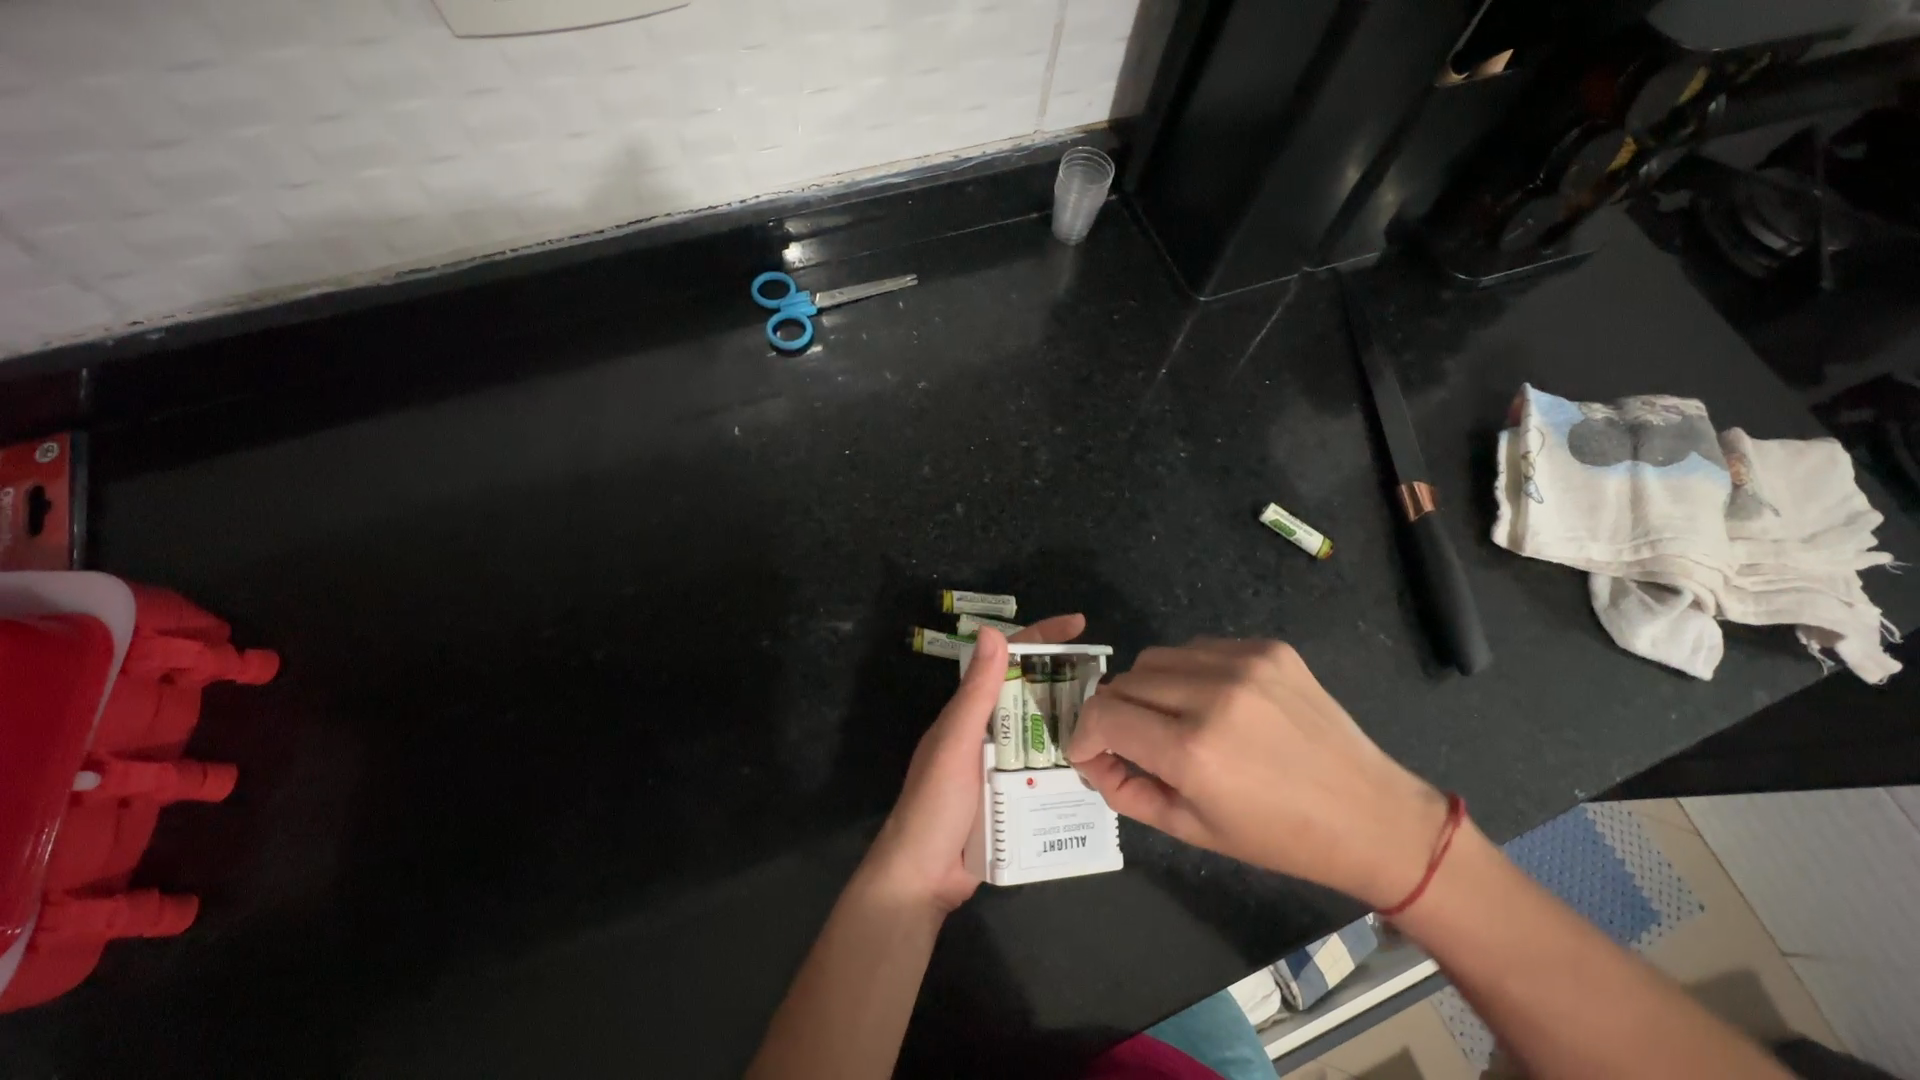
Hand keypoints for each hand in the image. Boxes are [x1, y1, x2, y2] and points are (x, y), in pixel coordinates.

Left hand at [862, 614, 1088, 913]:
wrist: (923, 877)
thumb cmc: (934, 805)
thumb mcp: (955, 745)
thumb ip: (975, 694)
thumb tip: (995, 633)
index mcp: (968, 713)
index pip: (1006, 661)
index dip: (1040, 637)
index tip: (1080, 624)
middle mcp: (984, 732)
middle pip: (1029, 694)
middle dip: (1065, 681)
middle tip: (1111, 681)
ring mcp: (997, 765)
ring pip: (1041, 732)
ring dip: (1071, 722)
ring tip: (1114, 720)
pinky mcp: (1010, 795)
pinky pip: (1043, 768)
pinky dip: (1067, 761)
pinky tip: (1097, 765)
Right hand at [1067, 639, 1446, 908]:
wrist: (1370, 815)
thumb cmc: (1278, 837)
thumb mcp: (1191, 829)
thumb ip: (1127, 792)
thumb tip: (1093, 761)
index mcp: (1192, 751)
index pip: (1103, 715)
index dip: (1083, 735)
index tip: (1090, 753)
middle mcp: (1213, 696)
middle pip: (1124, 682)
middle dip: (1115, 715)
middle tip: (1132, 744)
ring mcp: (1244, 665)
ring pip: (1157, 658)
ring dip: (1149, 689)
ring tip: (1175, 722)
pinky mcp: (1269, 649)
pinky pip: (1199, 648)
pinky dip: (1189, 673)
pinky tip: (1214, 703)